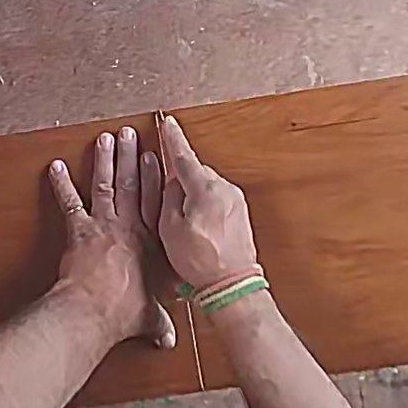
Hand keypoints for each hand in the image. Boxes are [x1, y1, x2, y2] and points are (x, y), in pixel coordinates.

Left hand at [47, 128, 176, 349]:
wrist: (95, 310)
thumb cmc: (125, 311)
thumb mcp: (149, 318)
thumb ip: (158, 323)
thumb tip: (167, 340)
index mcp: (151, 242)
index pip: (157, 202)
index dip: (157, 178)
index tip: (157, 157)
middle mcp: (128, 226)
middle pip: (131, 184)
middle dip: (131, 157)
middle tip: (131, 134)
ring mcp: (103, 224)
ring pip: (106, 185)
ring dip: (104, 160)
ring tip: (105, 139)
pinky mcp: (79, 229)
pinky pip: (70, 202)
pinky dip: (61, 184)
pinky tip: (56, 166)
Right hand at [155, 114, 260, 291]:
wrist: (232, 286)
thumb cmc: (200, 260)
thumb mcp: (170, 227)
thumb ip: (169, 197)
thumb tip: (173, 182)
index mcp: (204, 188)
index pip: (183, 155)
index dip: (172, 138)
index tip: (167, 122)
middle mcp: (224, 189)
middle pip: (195, 172)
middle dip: (180, 181)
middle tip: (169, 205)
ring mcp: (235, 200)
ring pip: (206, 187)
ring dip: (193, 197)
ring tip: (184, 224)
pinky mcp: (240, 212)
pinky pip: (216, 198)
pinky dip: (204, 206)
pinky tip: (198, 227)